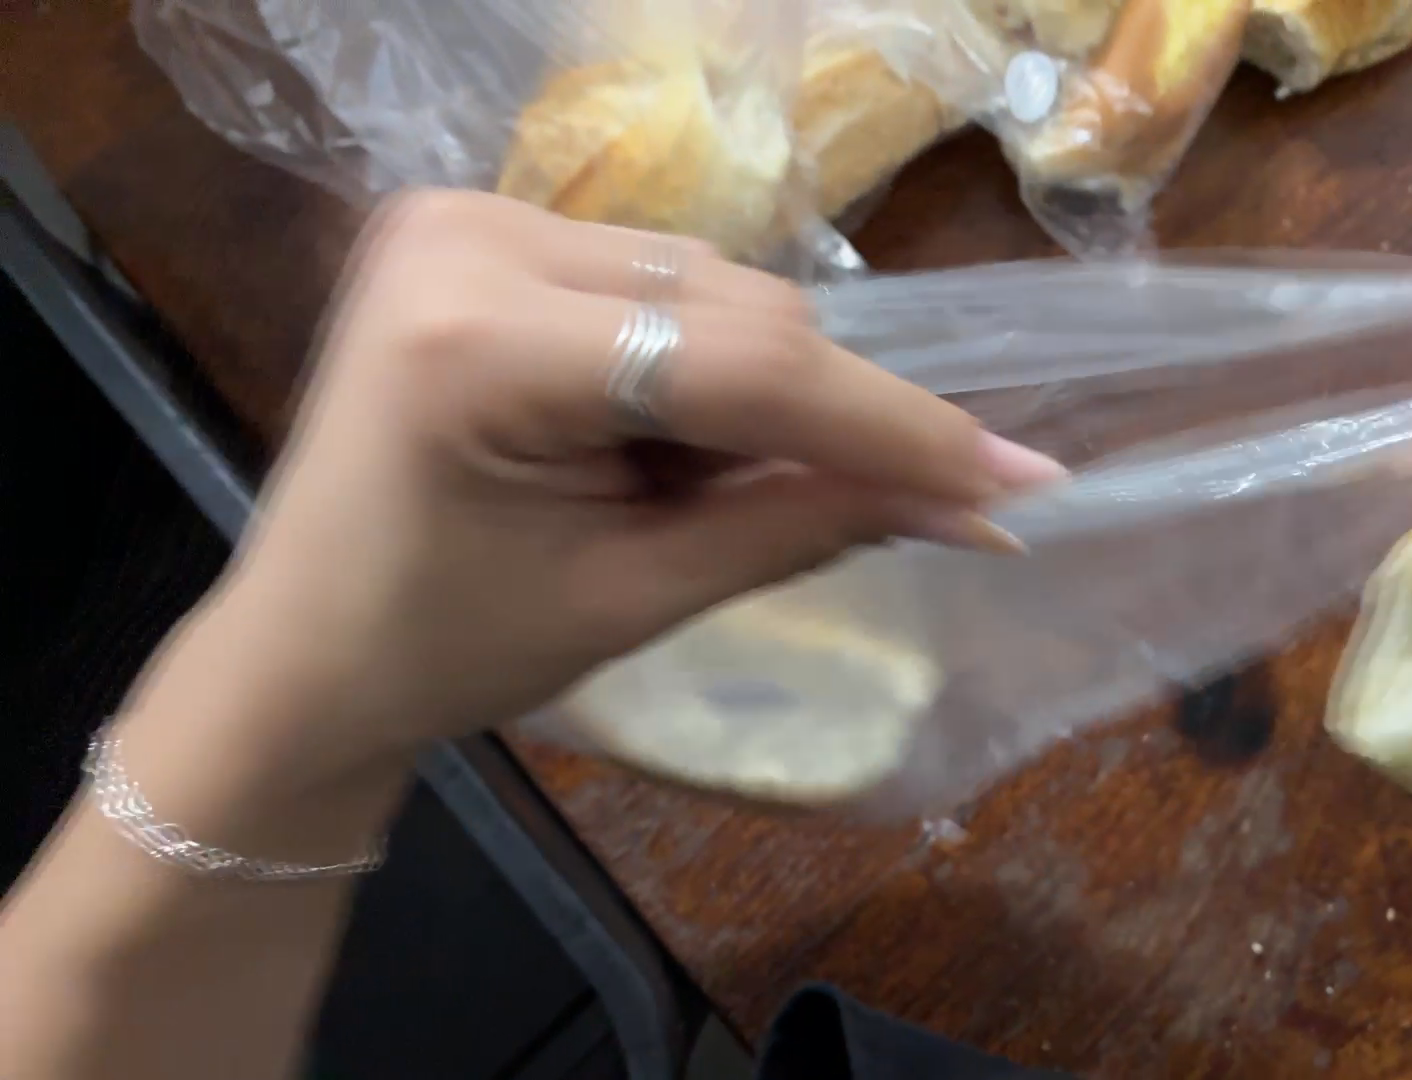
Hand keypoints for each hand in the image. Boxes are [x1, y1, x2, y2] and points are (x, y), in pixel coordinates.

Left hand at [122, 190, 1066, 796]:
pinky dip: (729, 377)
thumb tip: (970, 505)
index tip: (1007, 480)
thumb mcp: (648, 595)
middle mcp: (481, 237)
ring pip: (728, 300)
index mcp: (483, 342)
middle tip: (933, 499)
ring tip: (730, 495)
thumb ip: (811, 525)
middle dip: (850, 419)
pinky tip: (697, 445)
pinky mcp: (504, 240)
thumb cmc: (457, 650)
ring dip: (784, 402)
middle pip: (750, 319)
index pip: (751, 369)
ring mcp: (486, 221)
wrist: (309, 651)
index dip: (894, 429)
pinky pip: (682, 298)